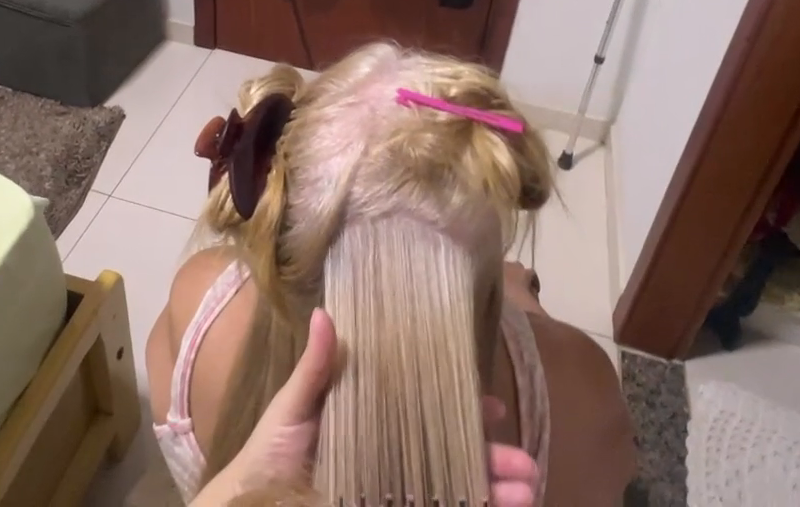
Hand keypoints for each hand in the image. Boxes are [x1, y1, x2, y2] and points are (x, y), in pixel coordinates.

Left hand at [191, 309, 541, 505]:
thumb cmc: (271, 456)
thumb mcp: (294, 408)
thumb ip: (316, 369)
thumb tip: (326, 311)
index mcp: (375, 418)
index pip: (429, 409)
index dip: (464, 408)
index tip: (496, 406)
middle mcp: (394, 453)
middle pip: (453, 452)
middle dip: (494, 458)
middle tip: (527, 464)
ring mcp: (399, 487)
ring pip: (458, 487)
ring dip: (496, 490)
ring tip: (528, 492)